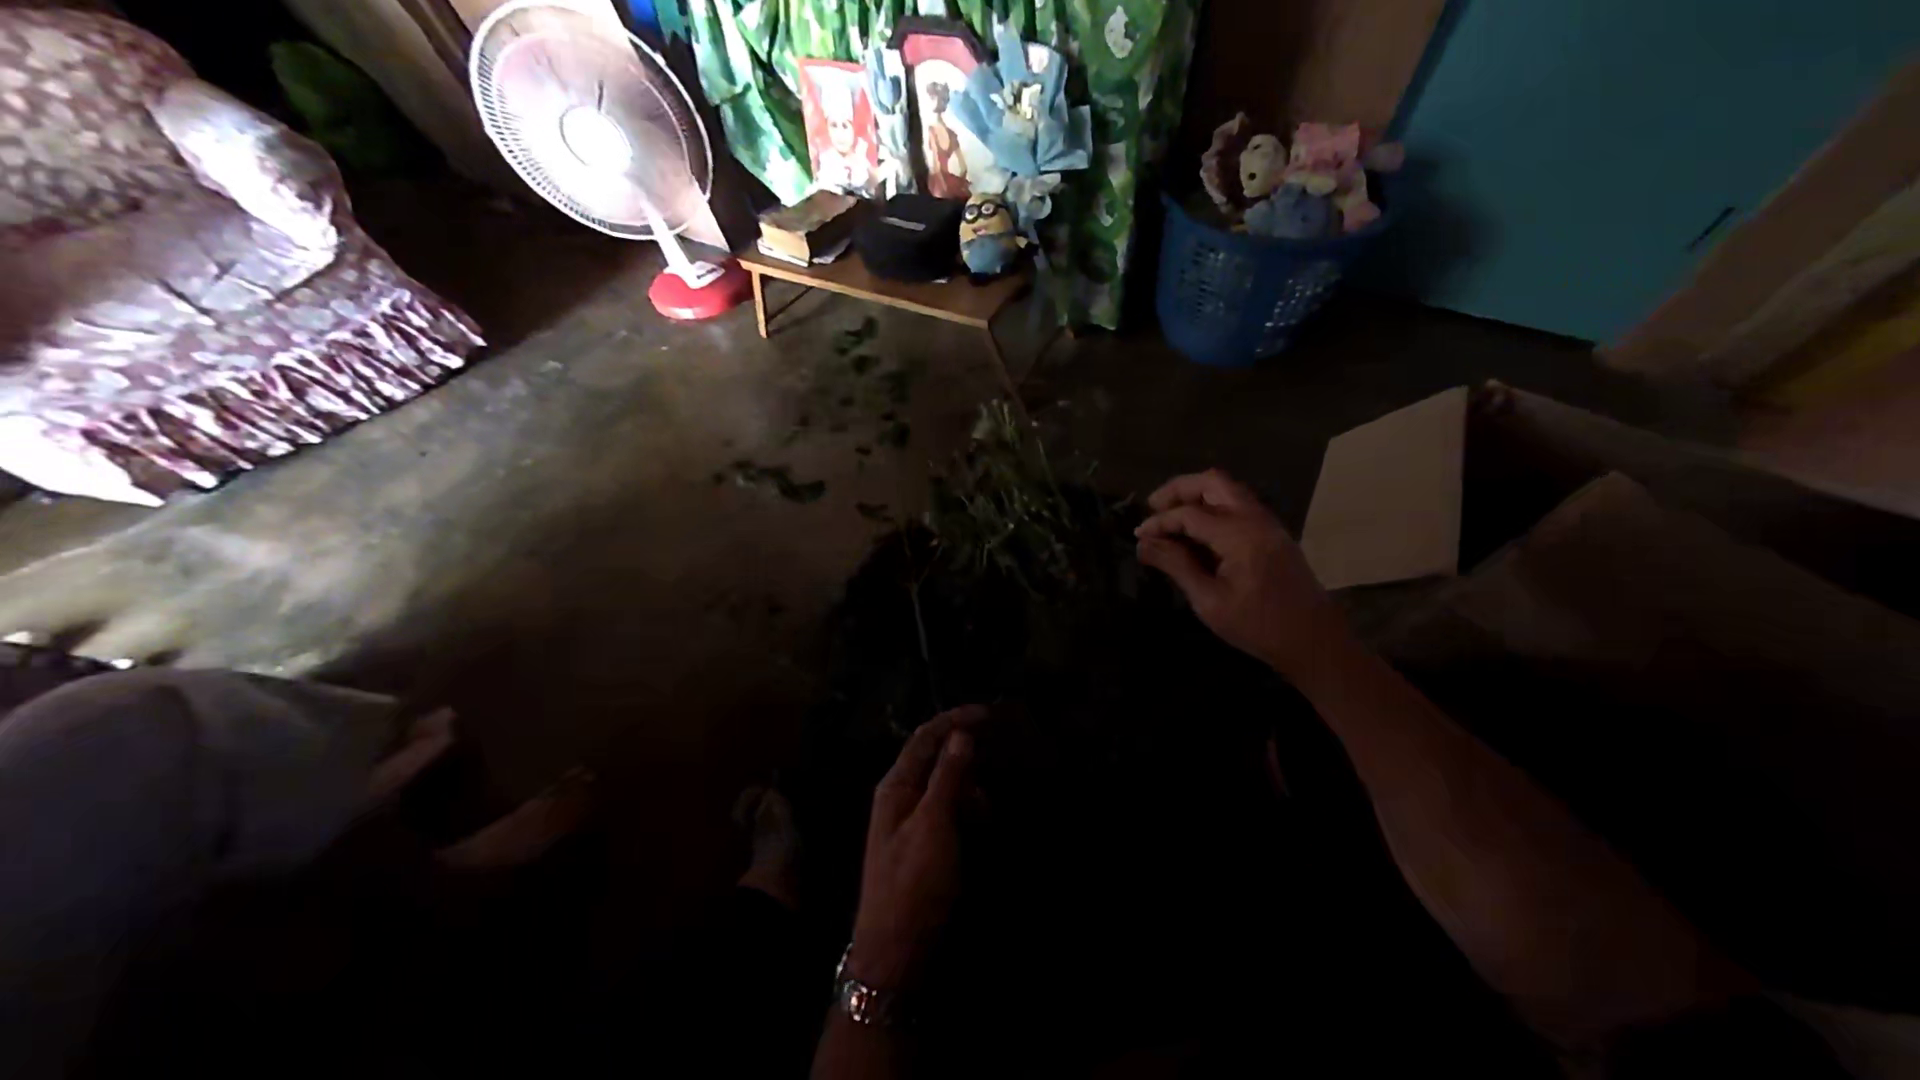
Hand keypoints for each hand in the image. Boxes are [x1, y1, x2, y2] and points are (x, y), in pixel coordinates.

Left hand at [847, 706, 982, 990]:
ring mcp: (911, 823)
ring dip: (970, 792)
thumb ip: (948, 777)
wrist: (895, 954)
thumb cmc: (913, 884)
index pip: (925, 736)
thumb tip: (961, 733)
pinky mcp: (925, 846)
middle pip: (937, 759)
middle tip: (997, 767)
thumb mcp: (934, 826)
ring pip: (947, 789)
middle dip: (968, 760)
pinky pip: (950, 815)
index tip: (990, 712)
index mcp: (896, 785)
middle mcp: (900, 797)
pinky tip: (980, 830)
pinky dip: (968, 815)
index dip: (955, 718)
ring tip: (985, 815)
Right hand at [1135, 470, 1349, 679]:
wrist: (1315, 641)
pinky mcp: (1273, 534)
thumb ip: (1176, 566)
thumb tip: (1143, 544)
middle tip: (1153, 507)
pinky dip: (1214, 506)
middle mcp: (1256, 520)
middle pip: (1213, 483)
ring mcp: (1269, 524)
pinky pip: (1240, 505)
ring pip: (1229, 490)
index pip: (1190, 514)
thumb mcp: (1209, 601)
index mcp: (1240, 536)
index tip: (1138, 536)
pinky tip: (1198, 530)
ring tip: (1171, 516)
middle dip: (1179, 489)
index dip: (1160, 522)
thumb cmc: (1258, 627)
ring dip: (1197, 496)